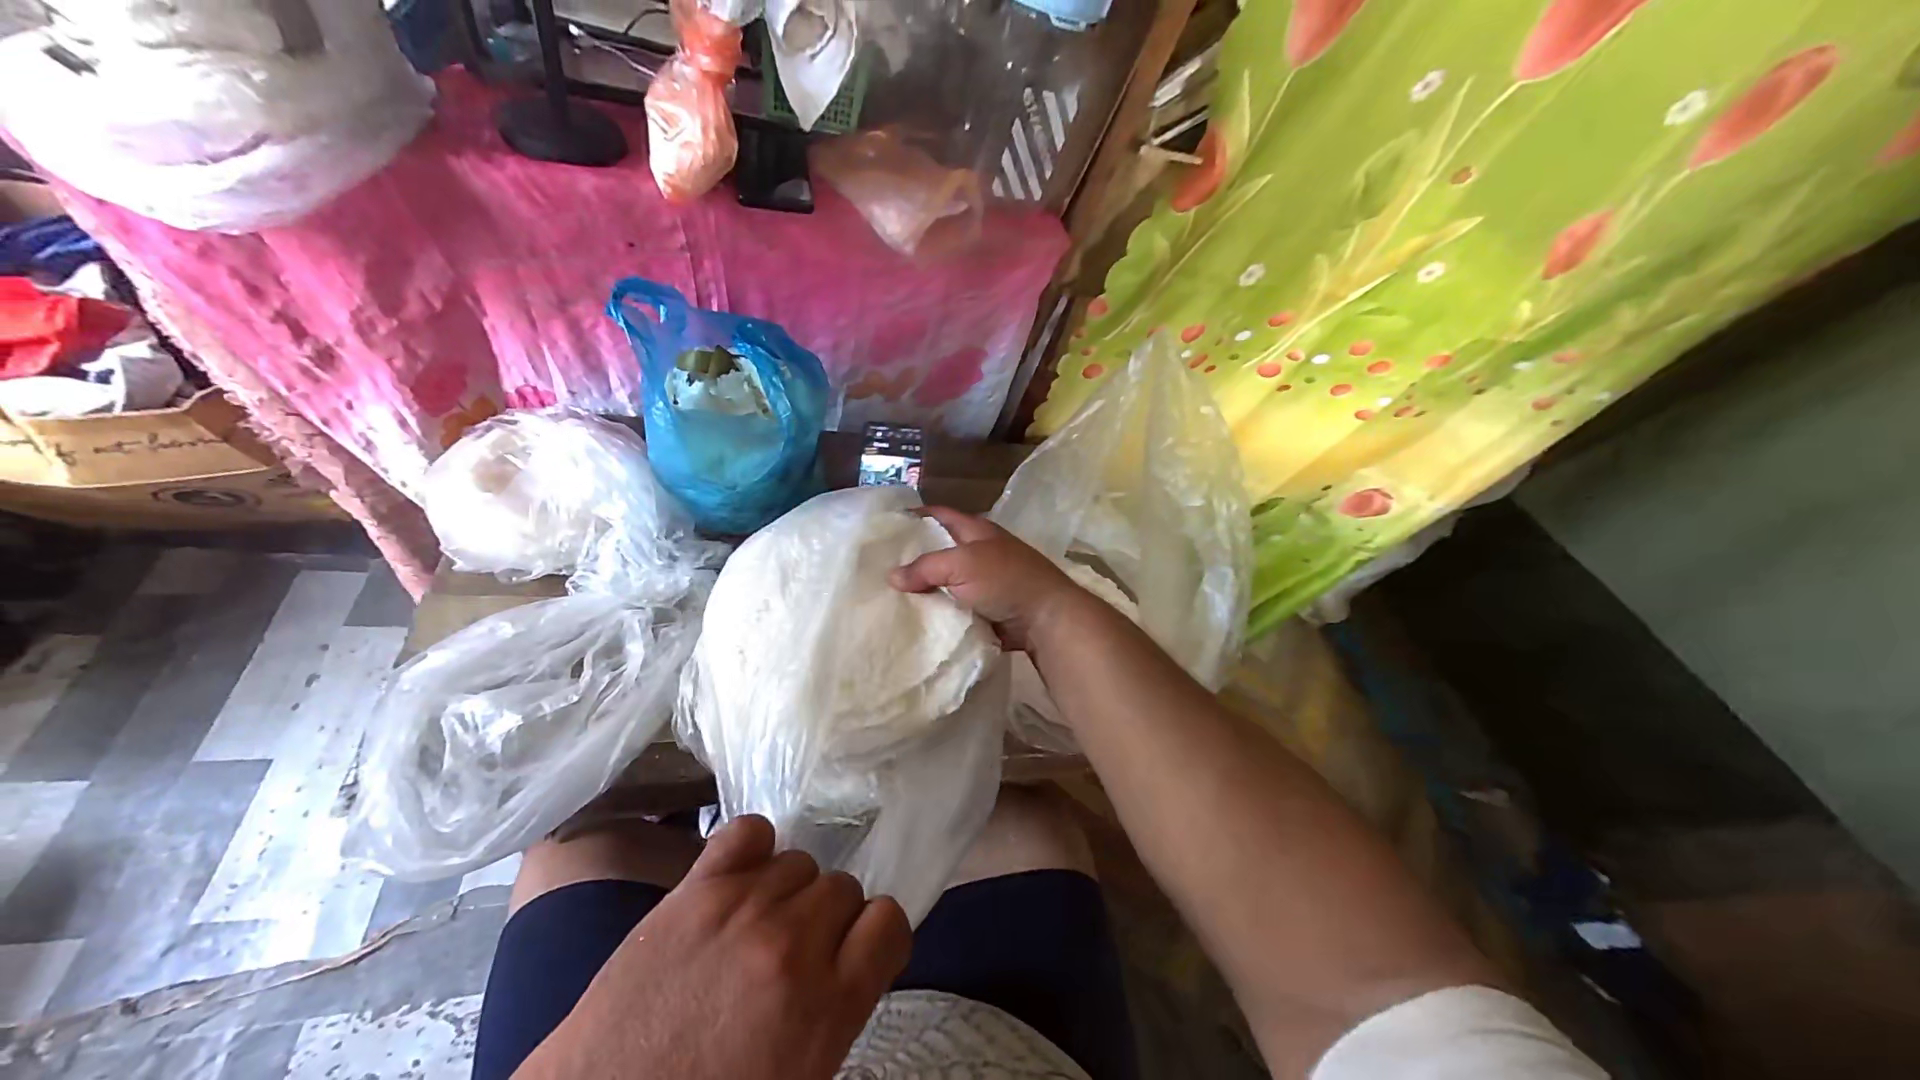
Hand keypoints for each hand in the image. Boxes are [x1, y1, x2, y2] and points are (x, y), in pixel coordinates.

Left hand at [518, 816, 910, 1079]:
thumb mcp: (804, 1072)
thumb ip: (842, 1005)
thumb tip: (853, 955)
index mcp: (828, 1003)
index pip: (889, 922)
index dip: (876, 936)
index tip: (857, 951)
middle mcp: (794, 943)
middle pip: (844, 886)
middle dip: (828, 918)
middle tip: (798, 949)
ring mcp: (743, 908)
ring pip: (800, 862)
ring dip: (789, 891)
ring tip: (759, 923)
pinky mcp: (695, 889)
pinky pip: (749, 831)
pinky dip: (753, 849)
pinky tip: (739, 881)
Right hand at [889, 505, 1102, 654]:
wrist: (1045, 619)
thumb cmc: (1006, 580)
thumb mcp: (963, 564)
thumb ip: (926, 567)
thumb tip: (892, 577)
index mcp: (976, 531)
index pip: (939, 515)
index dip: (914, 515)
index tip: (885, 526)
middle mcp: (978, 552)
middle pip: (938, 550)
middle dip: (912, 557)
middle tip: (878, 565)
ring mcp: (982, 582)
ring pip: (943, 582)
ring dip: (922, 588)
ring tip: (887, 594)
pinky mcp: (984, 608)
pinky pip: (953, 607)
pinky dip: (936, 610)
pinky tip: (912, 616)